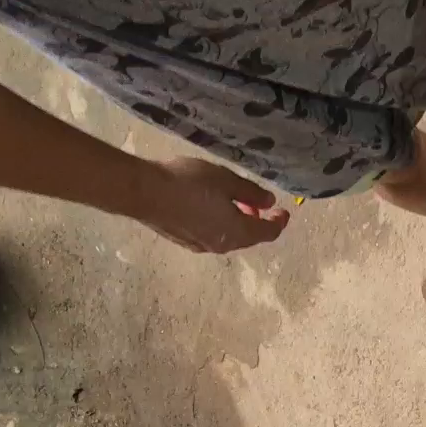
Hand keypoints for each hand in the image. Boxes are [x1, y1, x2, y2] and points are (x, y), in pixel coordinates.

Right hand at [134, 157, 289, 253]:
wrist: (141, 192)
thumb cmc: (188, 183)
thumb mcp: (225, 180)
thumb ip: (251, 192)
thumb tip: (270, 202)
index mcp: (239, 232)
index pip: (268, 232)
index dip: (279, 222)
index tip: (284, 211)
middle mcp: (224, 245)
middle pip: (250, 236)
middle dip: (257, 221)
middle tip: (255, 204)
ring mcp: (202, 246)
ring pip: (229, 236)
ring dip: (236, 222)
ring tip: (231, 203)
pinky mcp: (184, 241)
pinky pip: (210, 234)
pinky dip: (219, 224)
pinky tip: (208, 208)